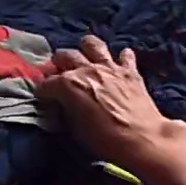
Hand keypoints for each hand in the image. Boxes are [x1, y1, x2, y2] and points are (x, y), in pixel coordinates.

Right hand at [38, 35, 185, 174]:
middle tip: (58, 73)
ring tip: (85, 59)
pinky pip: (124, 56)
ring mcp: (109, 67)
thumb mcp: (76, 131)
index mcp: (69, 85)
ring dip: (85, 49)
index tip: (42, 96)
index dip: (42, 90)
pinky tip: (118, 66)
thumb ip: (67, 111)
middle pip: (65, 55)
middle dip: (57, 64)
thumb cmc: (106, 140)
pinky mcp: (129, 71)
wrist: (143, 139)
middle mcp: (86, 69)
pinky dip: (120, 59)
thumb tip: (64, 104)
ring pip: (92, 44)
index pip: (47, 83)